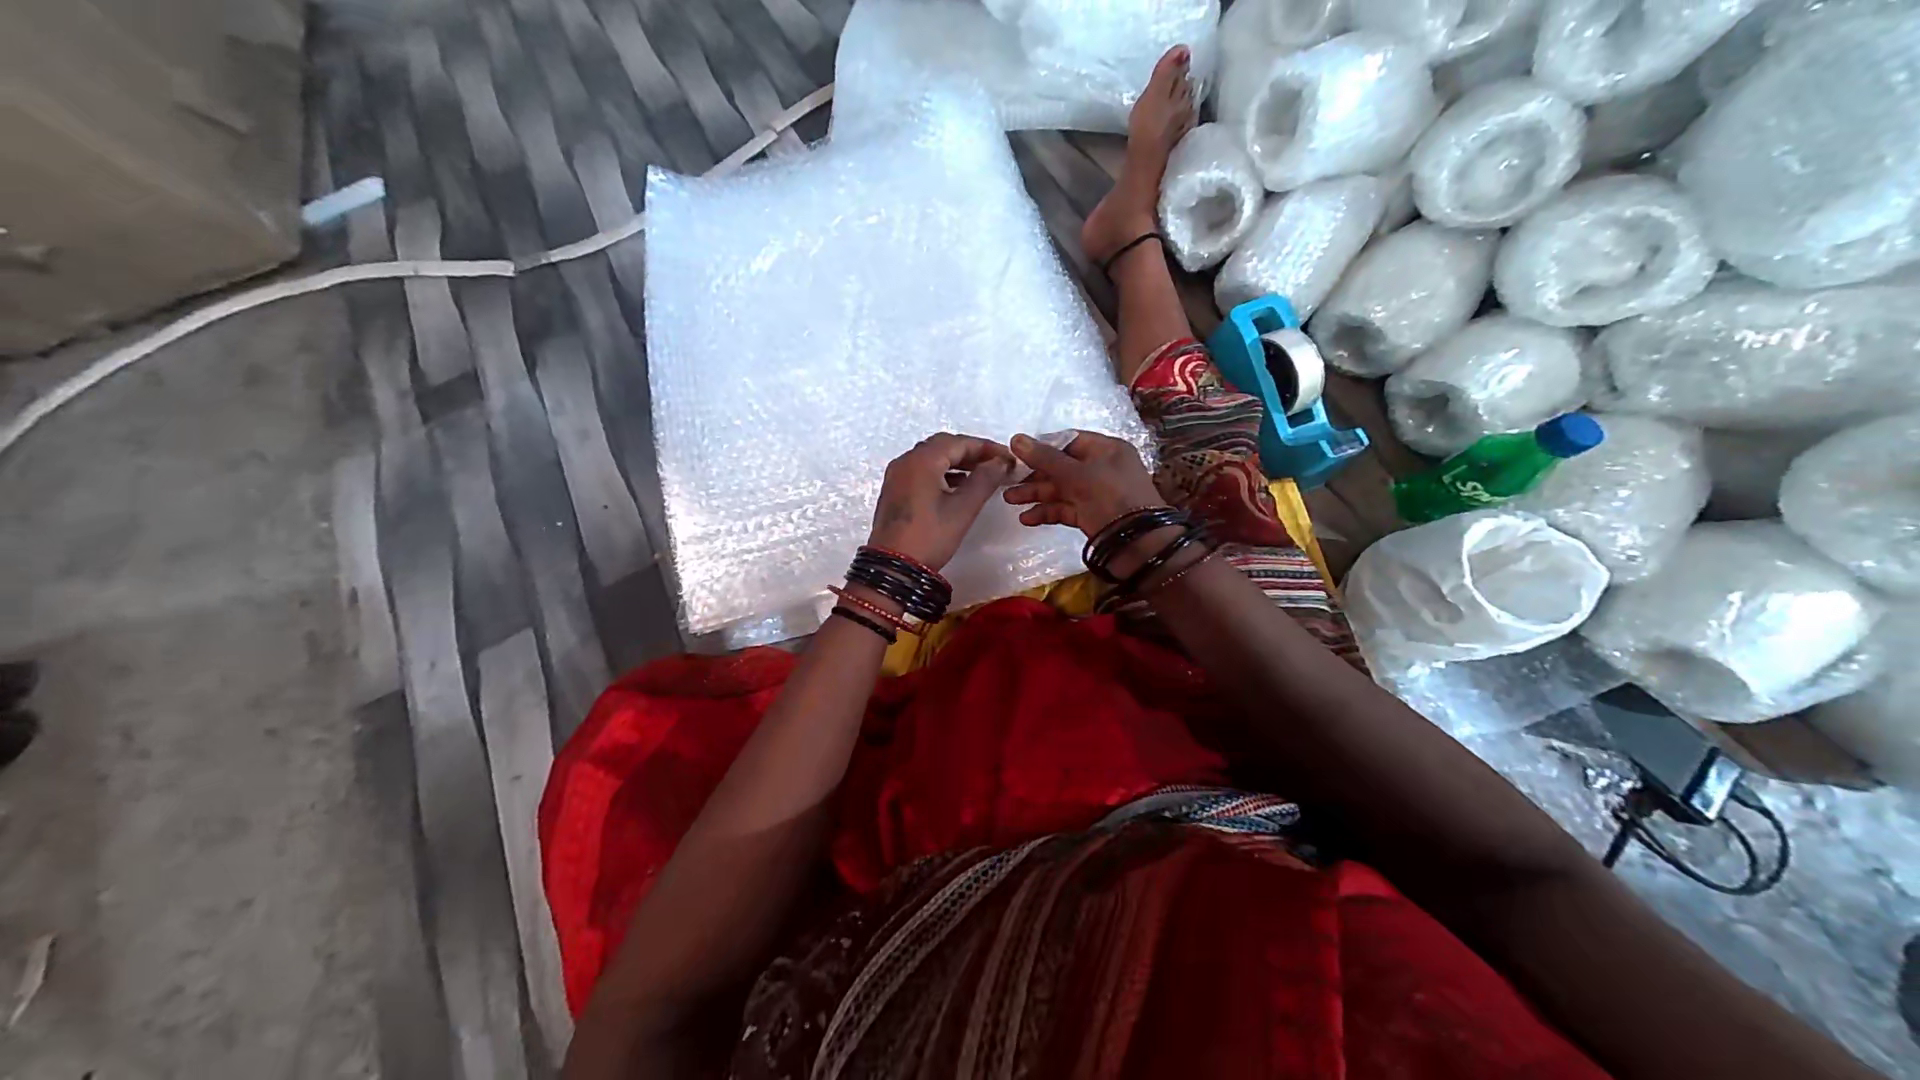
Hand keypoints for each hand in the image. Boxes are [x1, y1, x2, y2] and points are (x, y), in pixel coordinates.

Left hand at [867, 434, 1017, 569]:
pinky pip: (922, 471)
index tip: (1008, 458)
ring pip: (931, 458)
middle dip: (972, 452)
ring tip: (982, 474)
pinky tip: (959, 486)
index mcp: (921, 461)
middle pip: (943, 446)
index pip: (959, 442)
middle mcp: (906, 461)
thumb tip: (1001, 462)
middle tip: (996, 464)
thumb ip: (984, 480)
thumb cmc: (930, 537)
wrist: (894, 568)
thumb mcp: (963, 509)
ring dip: (957, 462)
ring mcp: (897, 475)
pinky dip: (942, 473)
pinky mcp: (895, 490)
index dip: (986, 448)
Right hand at [1002, 431, 1164, 536]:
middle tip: (1009, 482)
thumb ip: (1046, 458)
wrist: (1139, 545)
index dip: (1043, 447)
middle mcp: (1102, 468)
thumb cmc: (1112, 499)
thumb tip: (1015, 439)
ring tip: (1009, 500)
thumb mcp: (1078, 475)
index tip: (1018, 455)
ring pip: (1061, 489)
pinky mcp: (1091, 516)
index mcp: (1107, 450)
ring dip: (1036, 494)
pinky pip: (1065, 509)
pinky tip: (1027, 519)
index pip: (1070, 441)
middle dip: (1035, 475)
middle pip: (1062, 467)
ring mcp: (1097, 494)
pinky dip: (1047, 512)